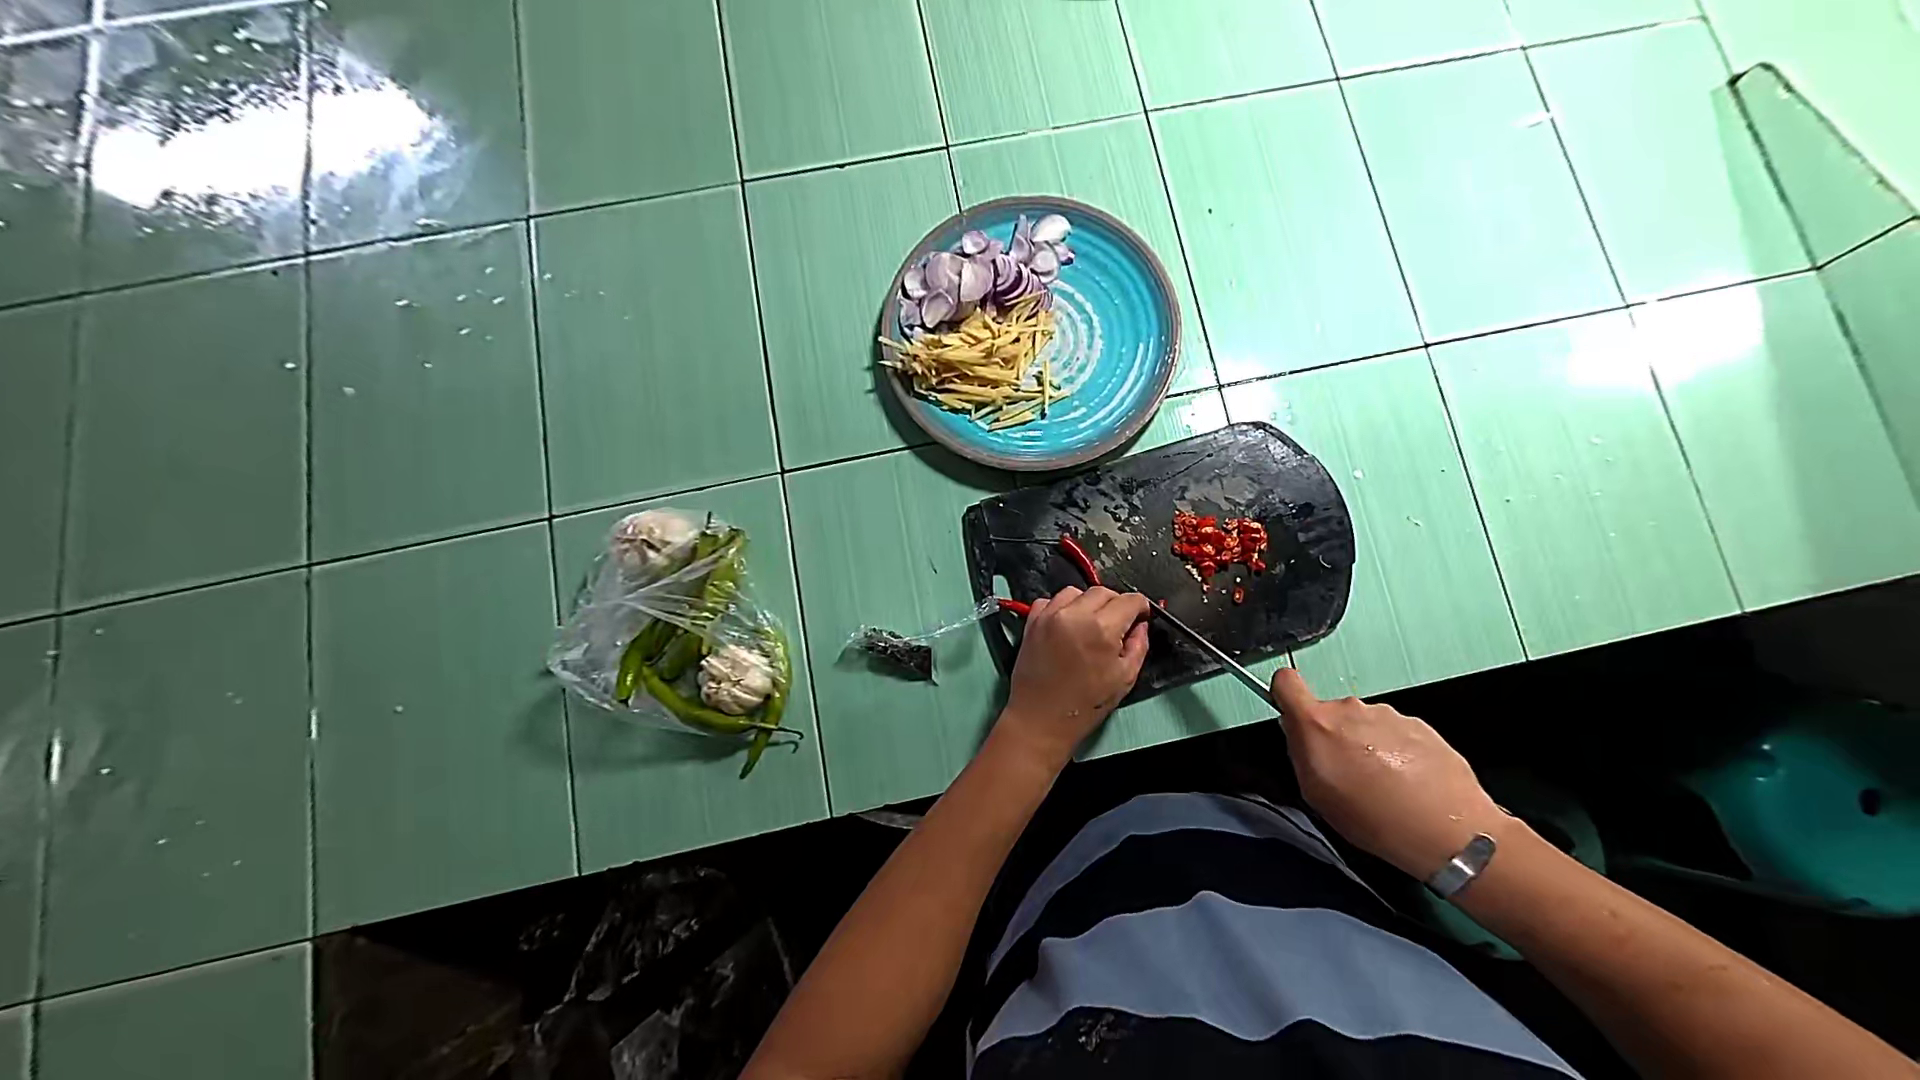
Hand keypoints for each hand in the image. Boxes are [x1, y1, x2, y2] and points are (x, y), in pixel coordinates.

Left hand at [998, 587, 1150, 765]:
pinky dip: (1062, 608)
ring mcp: (1050, 616)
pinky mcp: (1033, 621)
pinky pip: (1051, 601)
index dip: (1140, 608)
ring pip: (1076, 591)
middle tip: (1117, 624)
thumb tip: (1140, 626)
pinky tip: (1068, 626)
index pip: (1130, 600)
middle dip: (1116, 604)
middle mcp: (1074, 615)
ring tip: (1090, 626)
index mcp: (1101, 629)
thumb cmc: (1083, 705)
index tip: (1140, 615)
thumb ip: (1138, 645)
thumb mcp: (1125, 678)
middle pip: (1103, 592)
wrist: (1041, 718)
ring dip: (1088, 603)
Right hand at [1269, 668, 1508, 879]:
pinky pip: (1396, 733)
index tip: (1292, 713)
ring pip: (1364, 723)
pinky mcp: (1421, 726)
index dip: (1285, 694)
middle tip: (1348, 773)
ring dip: (1367, 745)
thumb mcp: (1316, 794)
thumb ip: (1299, 754)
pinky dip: (1396, 752)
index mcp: (1318, 723)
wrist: (1450, 832)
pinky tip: (1407, 783)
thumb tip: (1298, 735)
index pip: (1286, 681)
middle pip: (1330, 712)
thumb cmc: (1379, 820)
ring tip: (1383, 785)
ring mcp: (1389, 716)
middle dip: (1334, 736)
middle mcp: (1352, 710)